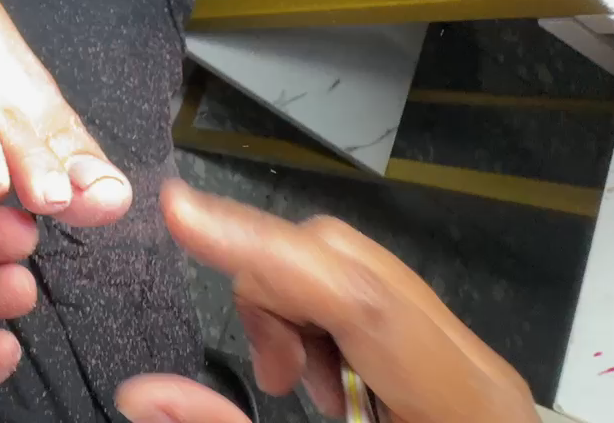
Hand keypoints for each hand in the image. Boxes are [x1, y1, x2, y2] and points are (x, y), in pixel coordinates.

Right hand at [115, 180, 534, 422]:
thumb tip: (141, 393)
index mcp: (462, 406)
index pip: (356, 297)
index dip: (262, 249)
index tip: (175, 209)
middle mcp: (472, 361)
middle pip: (338, 258)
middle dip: (270, 294)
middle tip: (269, 376)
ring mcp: (460, 347)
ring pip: (341, 259)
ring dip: (288, 306)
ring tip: (292, 382)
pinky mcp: (444, 347)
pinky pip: (356, 283)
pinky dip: (311, 313)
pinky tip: (322, 376)